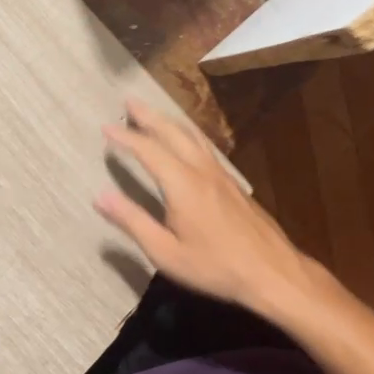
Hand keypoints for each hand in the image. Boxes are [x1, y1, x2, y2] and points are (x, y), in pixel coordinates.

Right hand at [95, 99, 346, 328]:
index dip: (125, 137)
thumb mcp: (165, 252)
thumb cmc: (215, 267)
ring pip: (193, 136)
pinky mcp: (233, 184)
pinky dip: (187, 133)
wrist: (273, 273)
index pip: (148, 150)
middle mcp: (202, 171)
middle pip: (173, 132)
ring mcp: (221, 175)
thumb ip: (132, 221)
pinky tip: (187, 140)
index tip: (105, 127)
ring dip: (169, 120)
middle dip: (149, 115)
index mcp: (182, 184)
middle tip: (129, 100)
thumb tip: (100, 196)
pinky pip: (205, 146)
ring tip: (154, 113)